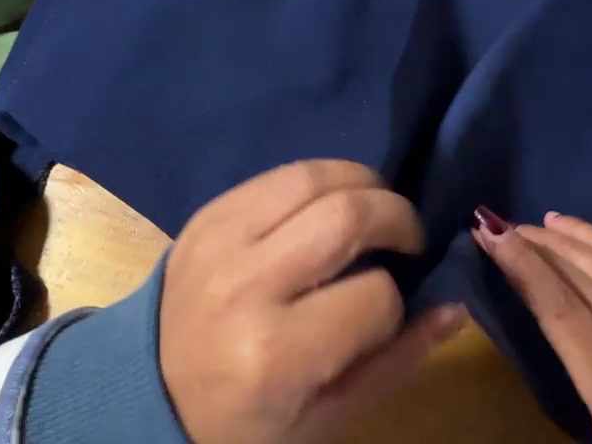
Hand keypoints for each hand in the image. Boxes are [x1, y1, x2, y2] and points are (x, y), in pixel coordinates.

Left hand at [159, 160, 465, 443]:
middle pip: (348, 215)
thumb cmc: (237, 424)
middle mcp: (245, 285)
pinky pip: (281, 173)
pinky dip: (321, 179)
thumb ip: (393, 362)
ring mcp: (220, 239)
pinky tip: (329, 204)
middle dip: (397, 217)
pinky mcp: (209, 212)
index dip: (396, 300)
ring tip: (376, 209)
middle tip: (408, 236)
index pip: (374, 296)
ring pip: (315, 176)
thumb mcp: (320, 420)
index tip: (387, 312)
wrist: (137, 394)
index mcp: (272, 356)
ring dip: (363, 182)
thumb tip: (455, 307)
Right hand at [473, 208, 591, 443]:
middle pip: (572, 269)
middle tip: (495, 225)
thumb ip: (567, 345)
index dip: (519, 262)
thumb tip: (532, 288)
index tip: (489, 232)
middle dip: (530, 243)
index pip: (553, 301)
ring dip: (558, 237)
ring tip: (528, 225)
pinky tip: (572, 228)